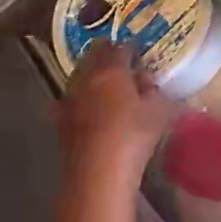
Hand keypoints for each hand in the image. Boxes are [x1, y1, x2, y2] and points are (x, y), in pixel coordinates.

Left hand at [55, 42, 174, 209]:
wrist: (98, 173)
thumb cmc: (134, 136)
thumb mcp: (160, 111)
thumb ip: (157, 92)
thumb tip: (150, 84)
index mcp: (112, 71)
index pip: (121, 48)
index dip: (132, 48)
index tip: (140, 53)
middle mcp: (86, 78)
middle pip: (94, 56)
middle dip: (107, 54)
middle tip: (122, 62)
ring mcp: (69, 98)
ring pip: (80, 75)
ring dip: (92, 74)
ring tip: (107, 83)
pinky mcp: (59, 120)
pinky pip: (71, 98)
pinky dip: (81, 97)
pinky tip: (88, 107)